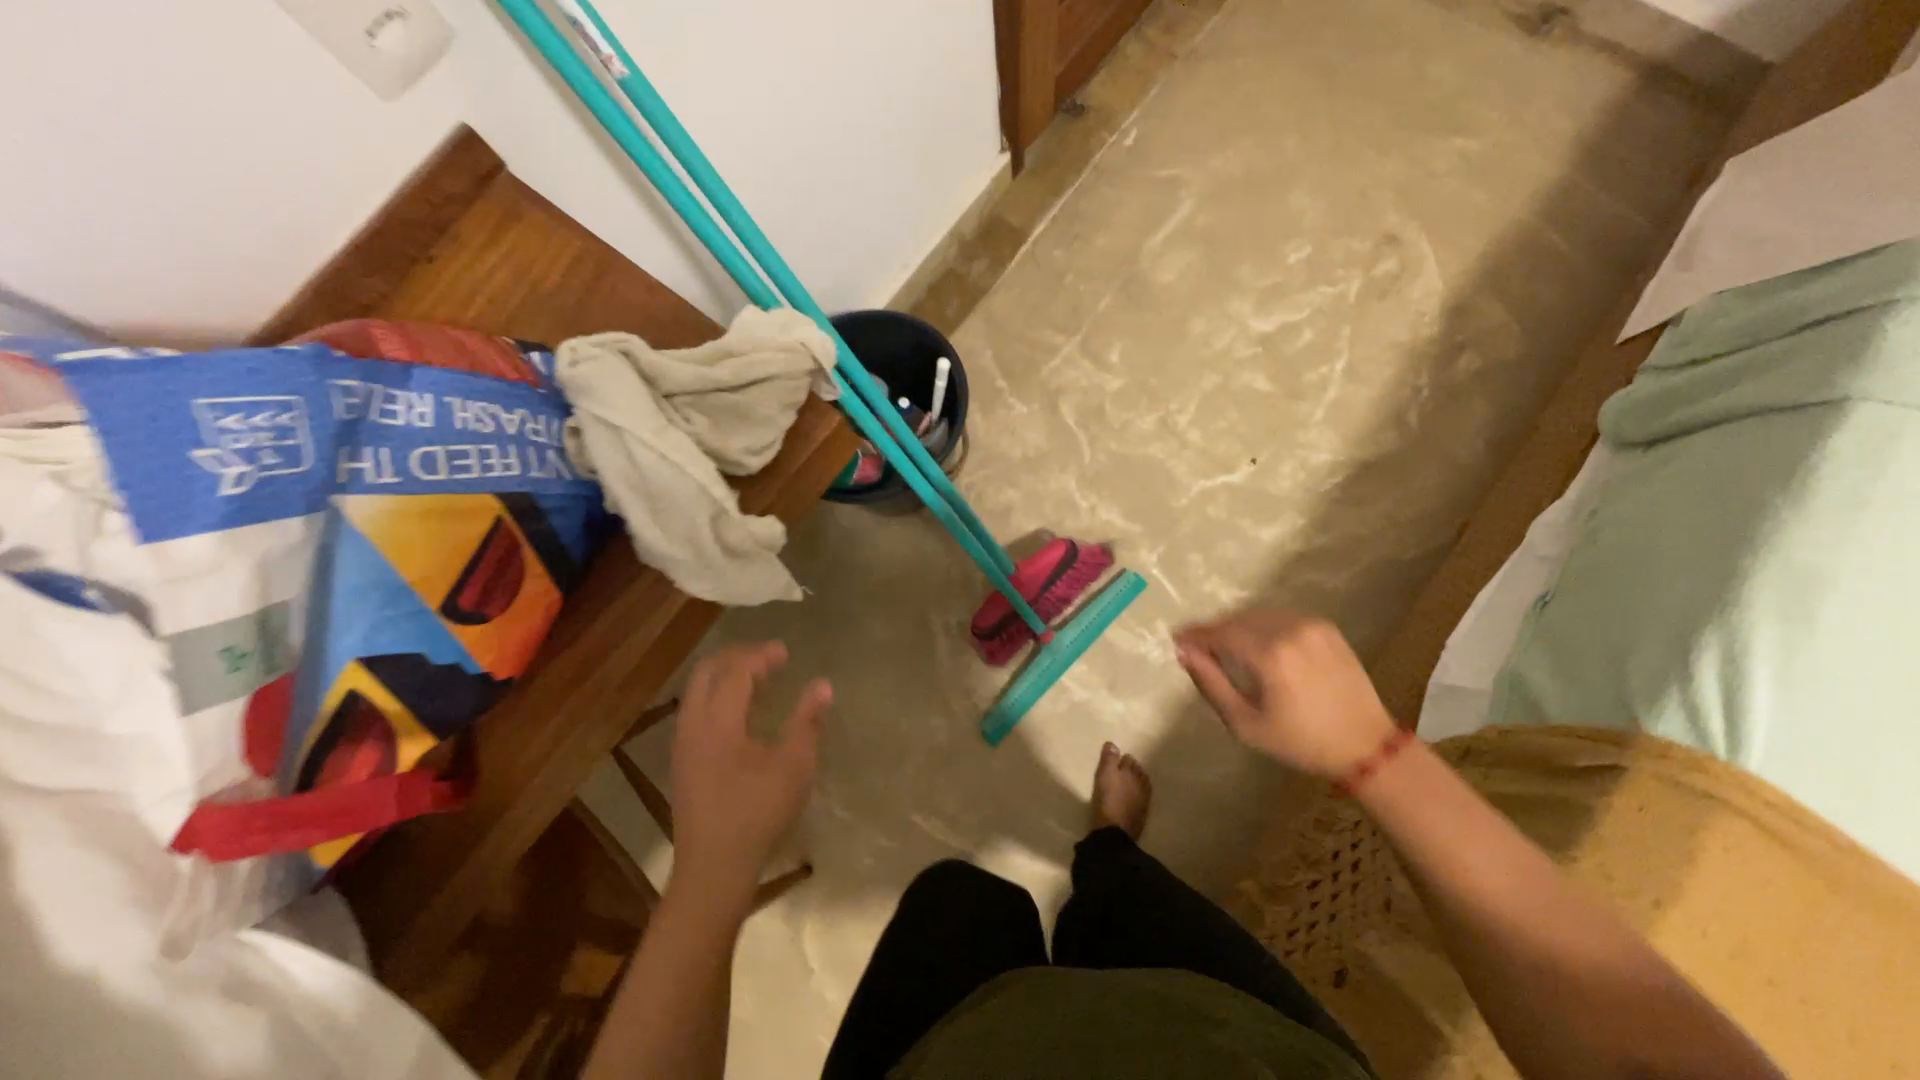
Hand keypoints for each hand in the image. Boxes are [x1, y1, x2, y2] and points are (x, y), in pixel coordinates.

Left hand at [667, 642, 832, 895]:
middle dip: (737, 657)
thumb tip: (823, 685)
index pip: (736, 671)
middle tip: (768, 658)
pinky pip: (694, 710)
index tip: (785, 652)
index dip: (761, 656)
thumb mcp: (794, 767)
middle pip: (707, 672)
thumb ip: (807, 722)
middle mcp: (693, 724)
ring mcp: (682, 743)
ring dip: (724, 676)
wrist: (713, 866)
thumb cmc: (758, 813)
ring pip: (696, 691)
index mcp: (718, 721)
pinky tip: (739, 714)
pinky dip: (716, 696)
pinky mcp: (682, 761)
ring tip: (756, 680)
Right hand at [1173, 609, 1397, 778]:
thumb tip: (1185, 653)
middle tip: (1198, 646)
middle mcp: (1289, 630)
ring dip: (1238, 627)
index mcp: (1269, 655)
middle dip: (1215, 630)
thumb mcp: (1245, 723)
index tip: (1177, 640)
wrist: (1364, 745)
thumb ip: (1211, 684)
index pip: (1219, 632)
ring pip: (1260, 616)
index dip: (1195, 635)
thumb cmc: (1300, 742)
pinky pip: (1283, 619)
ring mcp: (1311, 626)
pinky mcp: (1327, 628)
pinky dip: (1264, 627)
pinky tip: (1260, 647)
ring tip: (1226, 647)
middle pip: (1238, 619)